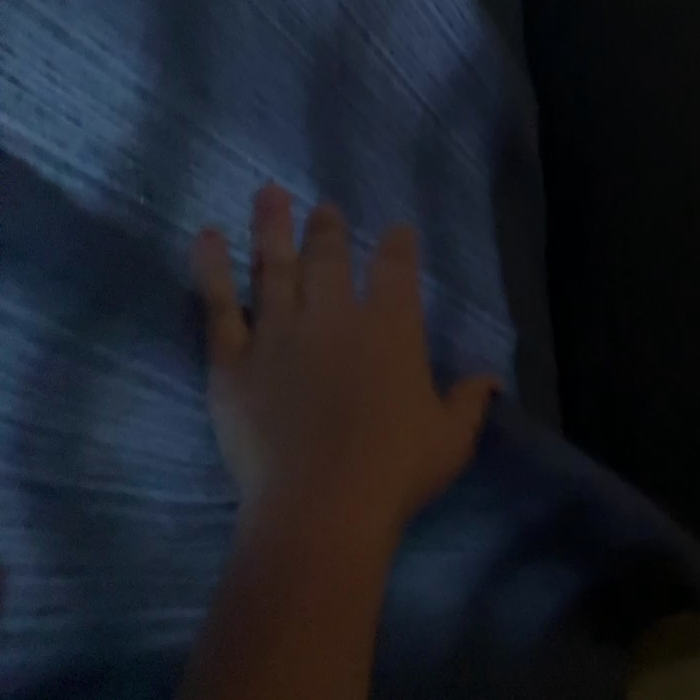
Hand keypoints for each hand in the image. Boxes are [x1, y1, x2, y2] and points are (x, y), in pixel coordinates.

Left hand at [192, 184, 499, 535]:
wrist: (321, 507)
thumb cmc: (400, 466)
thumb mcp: (454, 432)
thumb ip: (469, 398)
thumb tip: (489, 380)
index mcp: (396, 329)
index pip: (399, 271)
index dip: (399, 245)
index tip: (397, 227)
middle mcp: (339, 319)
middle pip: (333, 260)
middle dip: (332, 228)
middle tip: (327, 204)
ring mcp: (281, 337)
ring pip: (276, 269)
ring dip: (274, 228)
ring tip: (270, 192)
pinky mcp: (233, 363)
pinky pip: (219, 306)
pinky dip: (213, 268)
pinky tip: (209, 235)